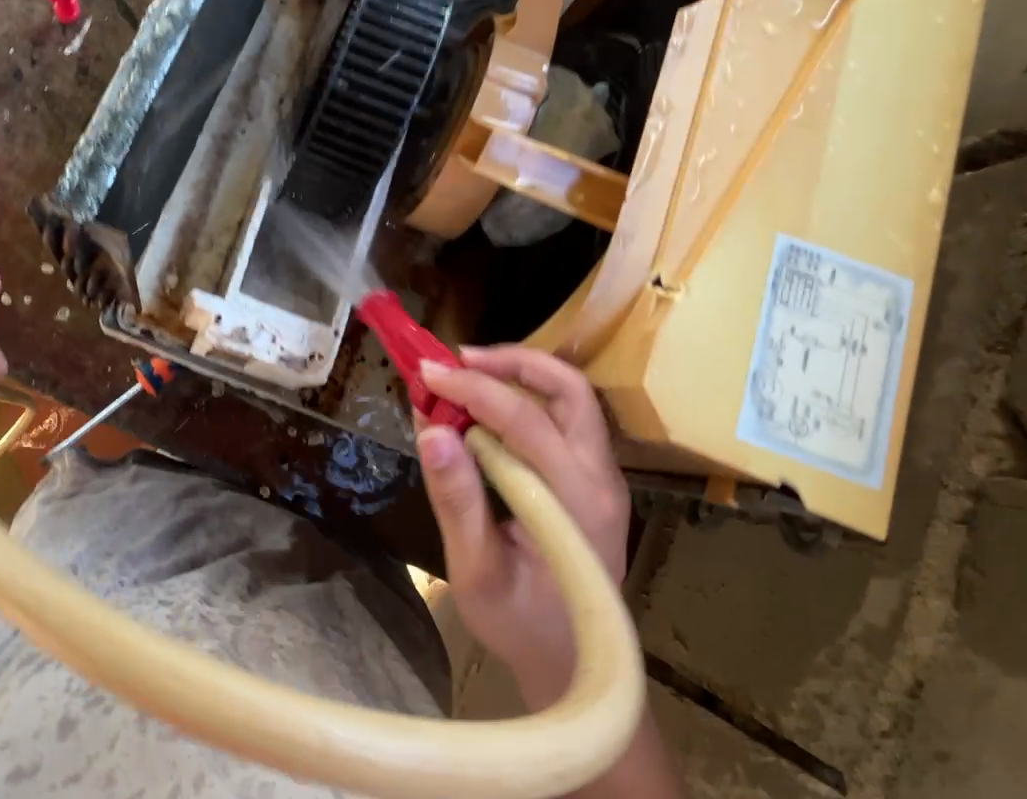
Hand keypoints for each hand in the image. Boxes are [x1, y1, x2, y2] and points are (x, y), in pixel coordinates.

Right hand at [416, 345, 629, 704]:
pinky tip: (482, 410)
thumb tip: (432, 431)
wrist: (576, 666)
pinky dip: (523, 398)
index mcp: (577, 501)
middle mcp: (601, 478)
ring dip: (518, 375)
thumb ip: (457, 501)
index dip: (471, 388)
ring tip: (464, 375)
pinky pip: (564, 419)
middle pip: (568, 389)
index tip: (423, 372)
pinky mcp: (592, 480)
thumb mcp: (476, 572)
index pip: (526, 419)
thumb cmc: (521, 625)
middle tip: (455, 360)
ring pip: (571, 398)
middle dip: (509, 362)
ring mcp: (603, 477)